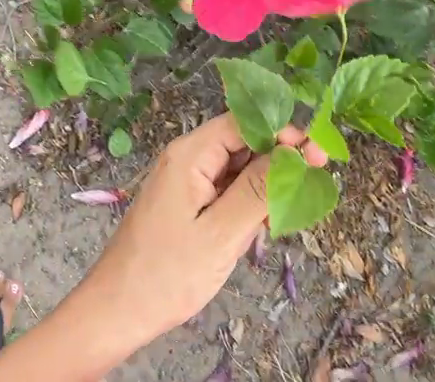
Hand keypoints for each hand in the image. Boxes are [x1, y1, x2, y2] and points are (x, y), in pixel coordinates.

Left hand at [64, 114, 326, 349]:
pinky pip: (224, 189)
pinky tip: (260, 225)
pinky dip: (246, 202)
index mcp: (190, 154)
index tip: (318, 154)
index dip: (283, 133)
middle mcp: (186, 157)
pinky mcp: (186, 202)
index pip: (244, 123)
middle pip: (242, 142)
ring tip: (285, 212)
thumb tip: (294, 151)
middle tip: (312, 183)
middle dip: (277, 159)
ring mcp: (185, 180)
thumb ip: (258, 190)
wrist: (116, 312)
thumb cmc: (167, 274)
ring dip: (263, 184)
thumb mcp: (221, 234)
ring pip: (236, 167)